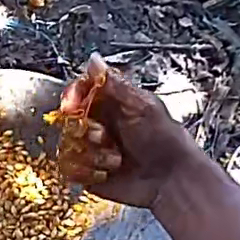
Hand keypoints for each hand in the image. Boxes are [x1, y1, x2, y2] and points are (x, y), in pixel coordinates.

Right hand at [58, 56, 206, 208]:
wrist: (171, 180)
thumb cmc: (165, 140)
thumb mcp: (142, 106)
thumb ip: (115, 85)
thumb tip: (93, 59)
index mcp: (109, 104)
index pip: (77, 92)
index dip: (71, 97)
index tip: (72, 105)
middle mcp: (97, 125)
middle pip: (68, 121)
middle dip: (85, 131)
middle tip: (103, 136)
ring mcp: (91, 150)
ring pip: (68, 146)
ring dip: (92, 154)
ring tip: (116, 160)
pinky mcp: (87, 174)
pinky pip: (70, 170)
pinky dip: (87, 172)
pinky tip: (107, 173)